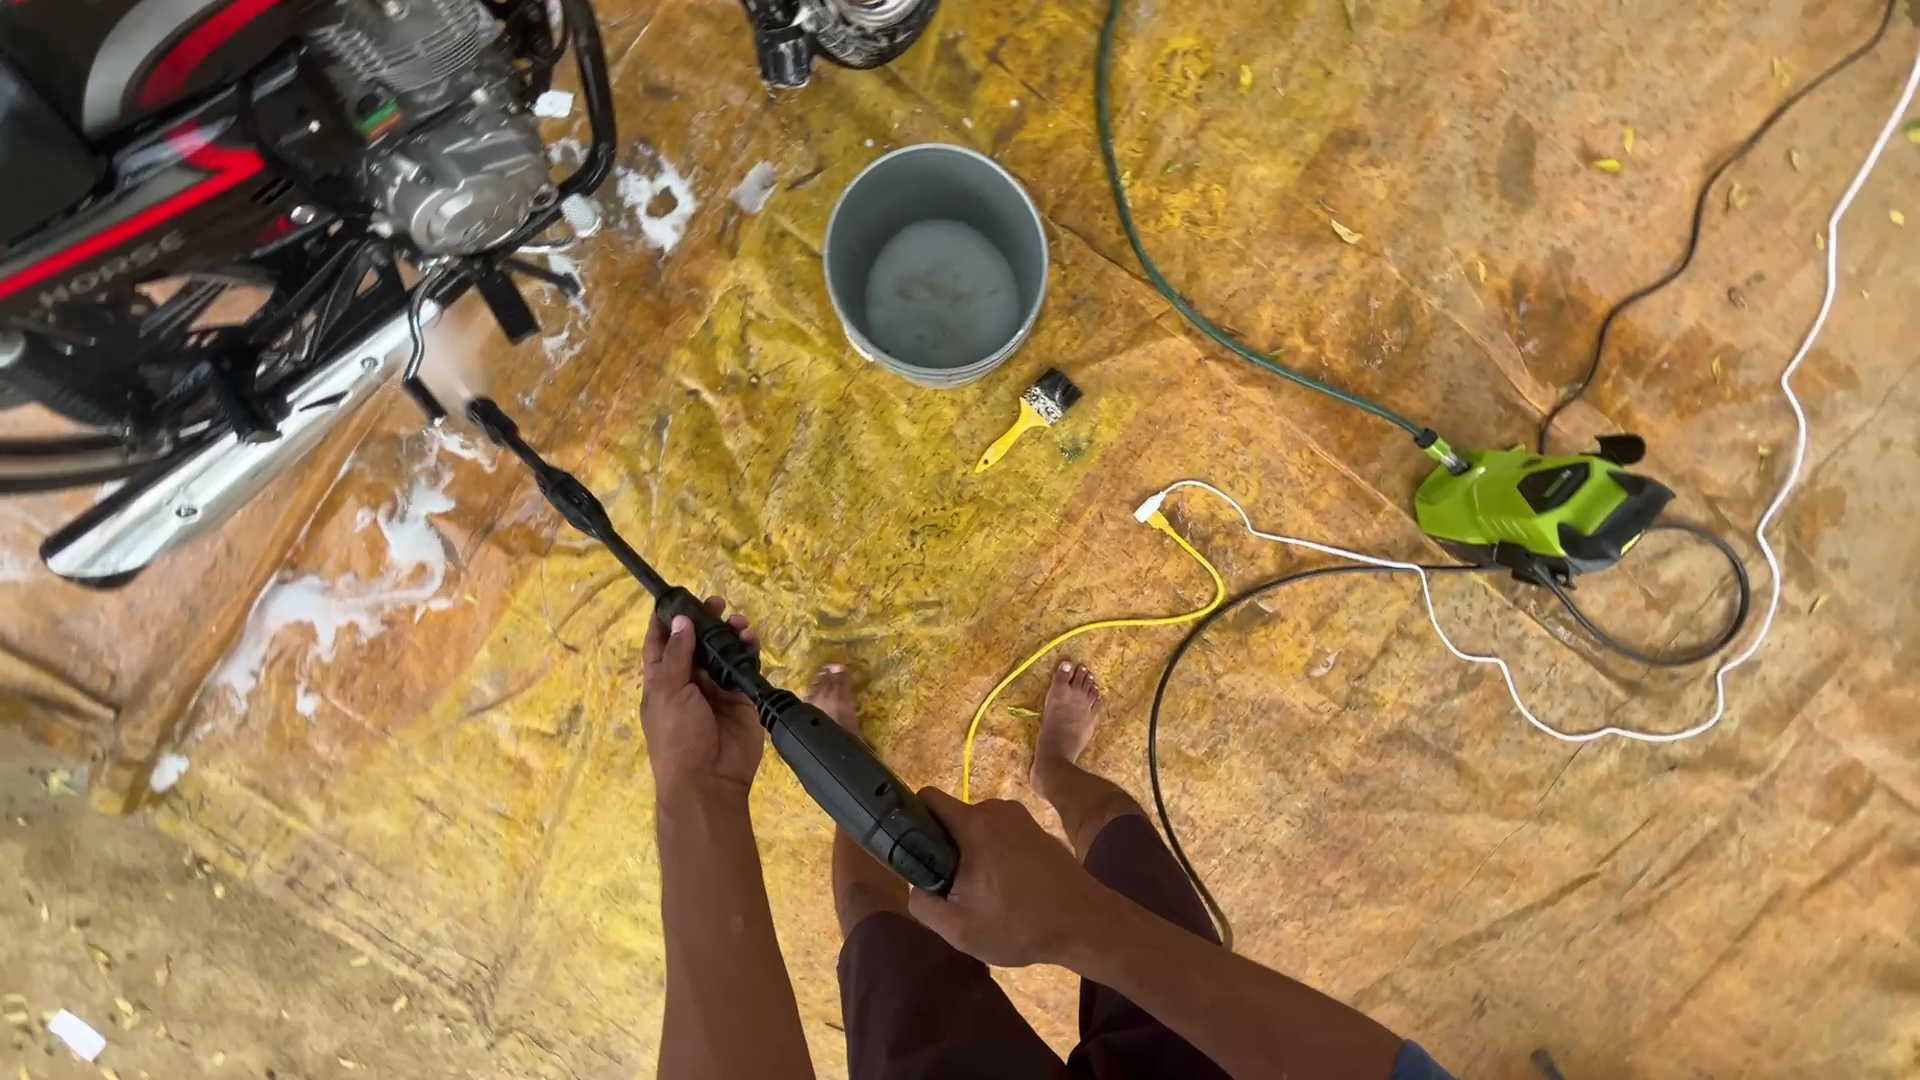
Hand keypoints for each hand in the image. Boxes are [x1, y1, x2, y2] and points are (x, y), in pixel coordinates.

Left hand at [641, 596, 763, 799]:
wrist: (709, 777)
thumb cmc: (678, 736)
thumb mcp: (668, 692)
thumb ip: (678, 655)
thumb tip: (680, 621)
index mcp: (661, 680)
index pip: (659, 643)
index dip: (664, 620)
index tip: (673, 596)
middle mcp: (688, 680)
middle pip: (696, 642)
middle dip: (704, 620)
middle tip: (717, 602)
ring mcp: (716, 687)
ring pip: (722, 650)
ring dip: (729, 632)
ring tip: (738, 621)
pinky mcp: (741, 695)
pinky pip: (745, 666)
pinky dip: (748, 650)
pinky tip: (750, 639)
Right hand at [906, 788, 1110, 967]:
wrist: (1084, 922)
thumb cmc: (1020, 924)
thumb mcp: (959, 928)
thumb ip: (924, 904)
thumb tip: (915, 885)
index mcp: (974, 824)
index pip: (928, 798)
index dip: (912, 818)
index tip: (911, 848)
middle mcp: (995, 808)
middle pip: (952, 818)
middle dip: (945, 848)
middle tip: (952, 887)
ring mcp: (1018, 816)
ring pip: (976, 829)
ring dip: (971, 854)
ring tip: (982, 894)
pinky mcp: (1035, 828)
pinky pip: (999, 834)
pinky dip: (994, 855)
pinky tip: (1006, 890)